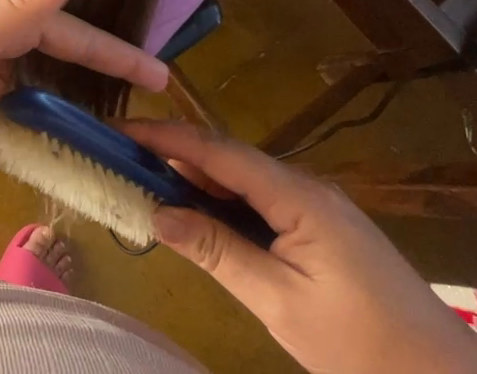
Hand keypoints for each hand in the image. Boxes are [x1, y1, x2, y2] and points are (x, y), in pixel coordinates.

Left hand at [0, 0, 168, 133]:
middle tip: (136, 88)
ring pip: (26, 59)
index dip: (115, 52)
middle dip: (95, 59)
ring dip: (61, 76)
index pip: (70, 29)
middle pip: (52, 39)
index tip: (162, 75)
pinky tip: (29, 106)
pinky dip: (23, 89)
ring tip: (95, 102)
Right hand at [121, 122, 476, 373]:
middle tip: (117, 158)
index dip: (161, 135)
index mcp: (299, 197)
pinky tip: (196, 216)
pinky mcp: (324, 231)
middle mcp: (308, 188)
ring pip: (241, 179)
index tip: (112, 129)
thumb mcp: (280, 303)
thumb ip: (216, 252)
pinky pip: (260, 201)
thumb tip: (155, 214)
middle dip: (170, 153)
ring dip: (193, 179)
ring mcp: (319, 209)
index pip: (215, 150)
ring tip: (143, 183)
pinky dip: (220, 202)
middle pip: (226, 157)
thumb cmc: (364, 347)